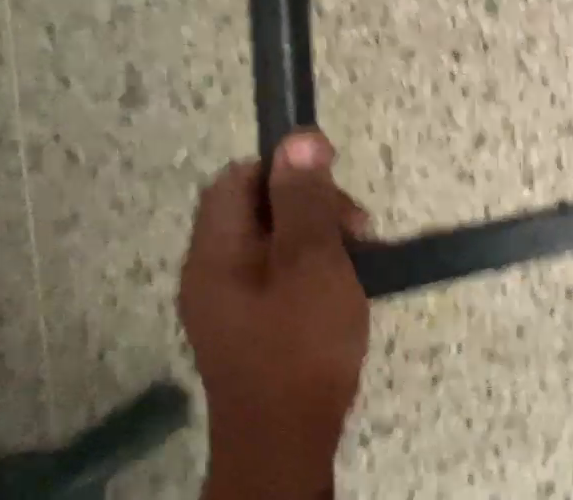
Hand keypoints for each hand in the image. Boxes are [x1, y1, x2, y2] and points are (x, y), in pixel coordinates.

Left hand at [178, 131, 370, 496]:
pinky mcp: (256, 320)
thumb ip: (307, 203)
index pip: (237, 181)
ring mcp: (233, 299)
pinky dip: (318, 264)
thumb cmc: (302, 343)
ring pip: (278, 239)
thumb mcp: (313, 265)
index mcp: (215, 255)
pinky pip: (284, 269)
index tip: (338, 187)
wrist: (288, 433)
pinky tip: (346, 284)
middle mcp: (213, 272)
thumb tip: (300, 138)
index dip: (287, 169)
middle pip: (260, 207)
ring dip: (322, 235)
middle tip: (358, 229)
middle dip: (314, 204)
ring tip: (359, 258)